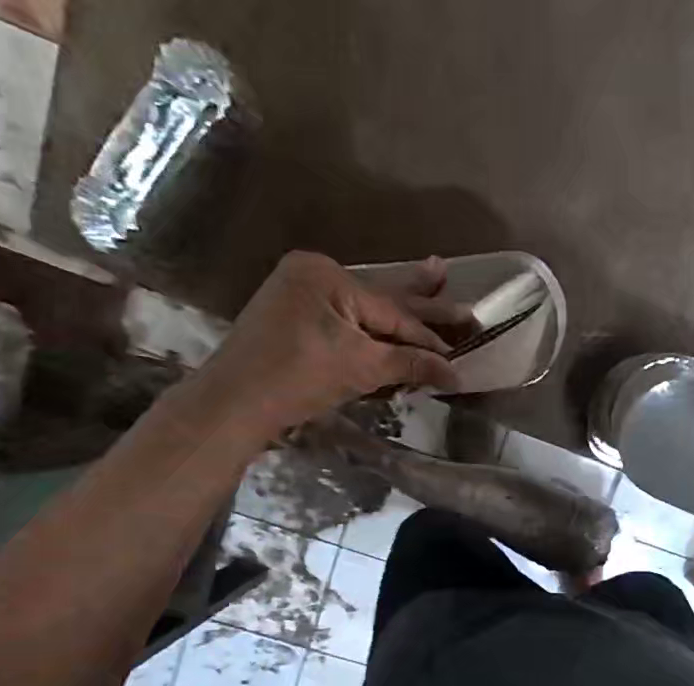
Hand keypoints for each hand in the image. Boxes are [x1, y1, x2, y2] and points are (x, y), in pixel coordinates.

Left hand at [190, 251, 472, 436]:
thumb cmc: (297, 378)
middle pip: (377, 295)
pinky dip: (366, 326)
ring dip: (393, 308)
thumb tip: (454, 372)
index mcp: (328, 276)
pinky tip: (386, 319)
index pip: (392, 309)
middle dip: (415, 293)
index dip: (428, 334)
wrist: (232, 404)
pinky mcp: (288, 318)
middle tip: (447, 271)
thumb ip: (409, 363)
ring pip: (359, 307)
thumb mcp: (360, 368)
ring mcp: (296, 294)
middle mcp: (312, 275)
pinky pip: (340, 319)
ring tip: (432, 274)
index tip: (460, 345)